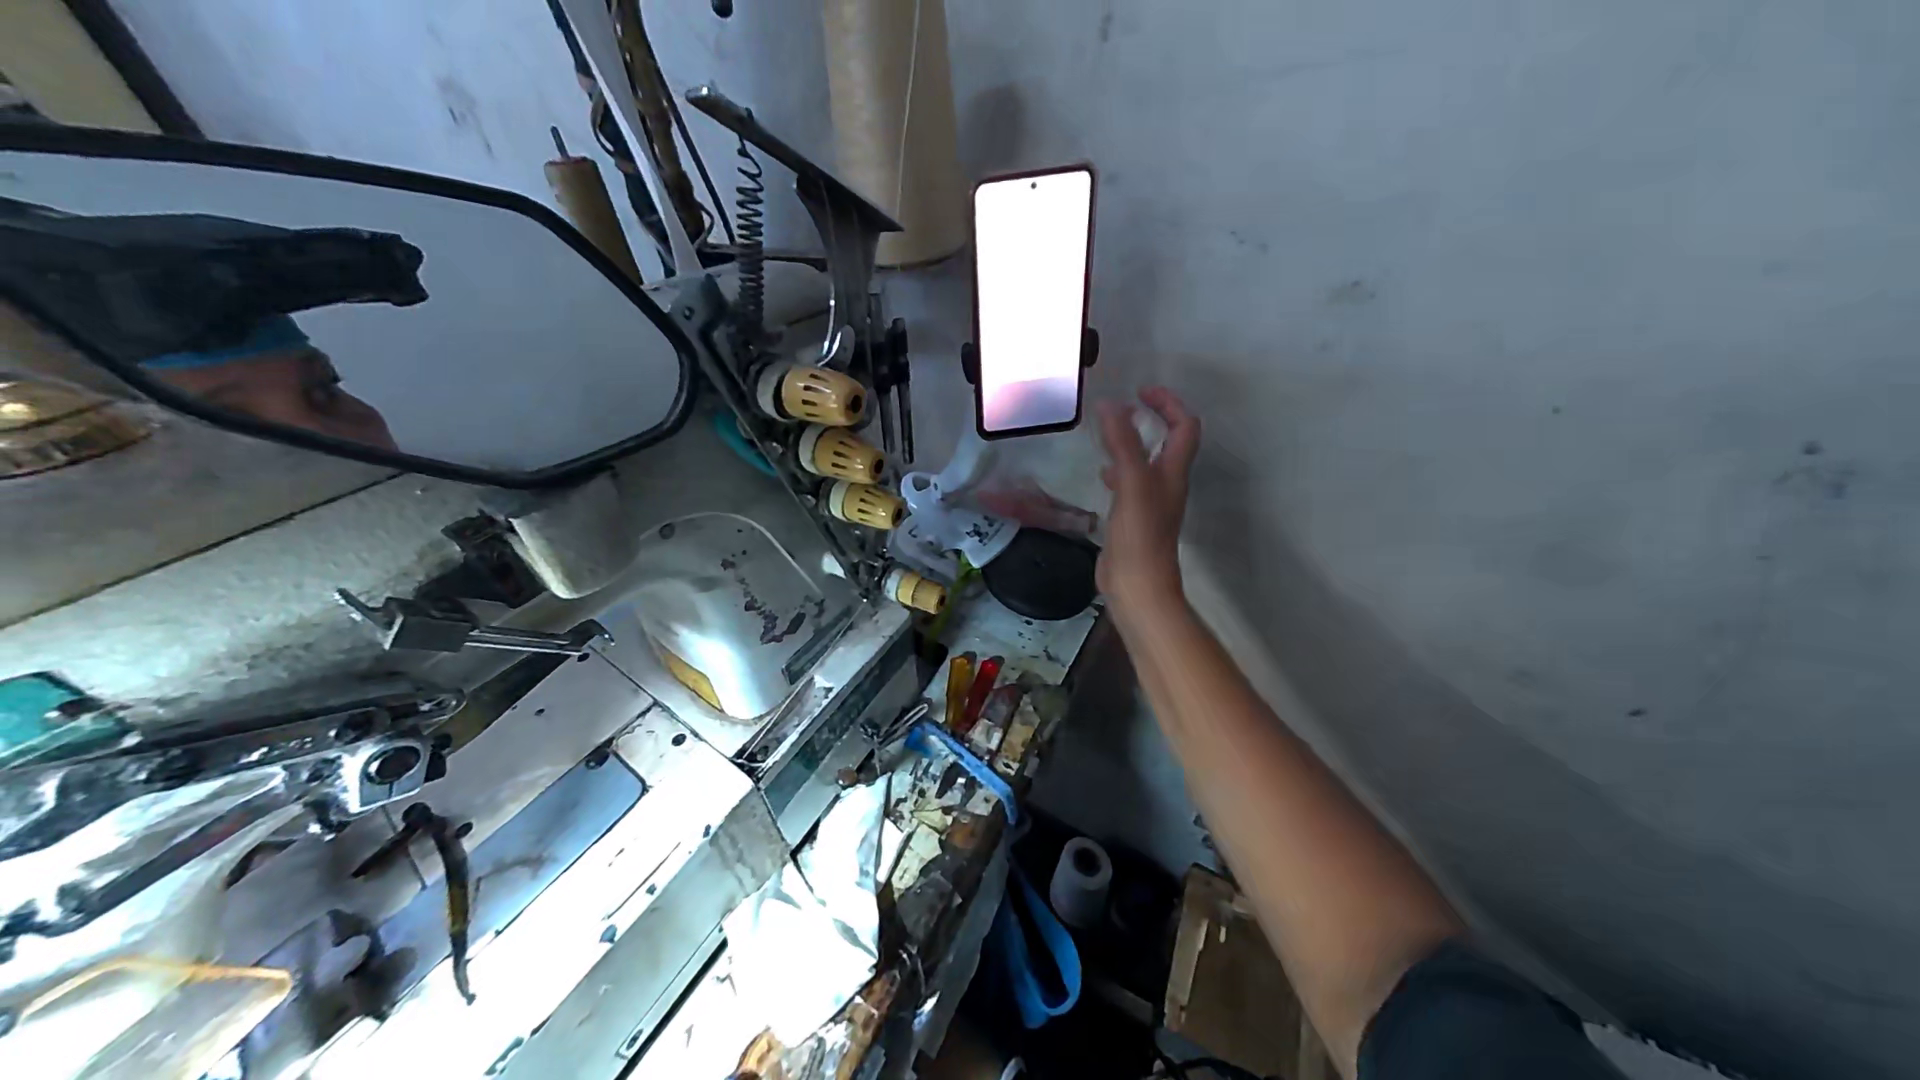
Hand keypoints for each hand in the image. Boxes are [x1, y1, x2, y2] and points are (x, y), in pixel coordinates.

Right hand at [1097, 387, 1200, 616]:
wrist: (1138, 587)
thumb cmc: (1140, 536)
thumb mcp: (1132, 484)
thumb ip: (1123, 444)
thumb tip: (1112, 404)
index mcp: (1173, 473)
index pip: (1184, 427)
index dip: (1168, 404)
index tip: (1141, 391)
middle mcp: (1166, 484)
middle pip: (1169, 442)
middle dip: (1152, 419)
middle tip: (1124, 407)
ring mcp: (1150, 503)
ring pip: (1147, 463)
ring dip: (1132, 443)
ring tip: (1107, 434)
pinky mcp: (1133, 520)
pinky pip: (1129, 485)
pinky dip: (1117, 470)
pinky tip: (1101, 474)